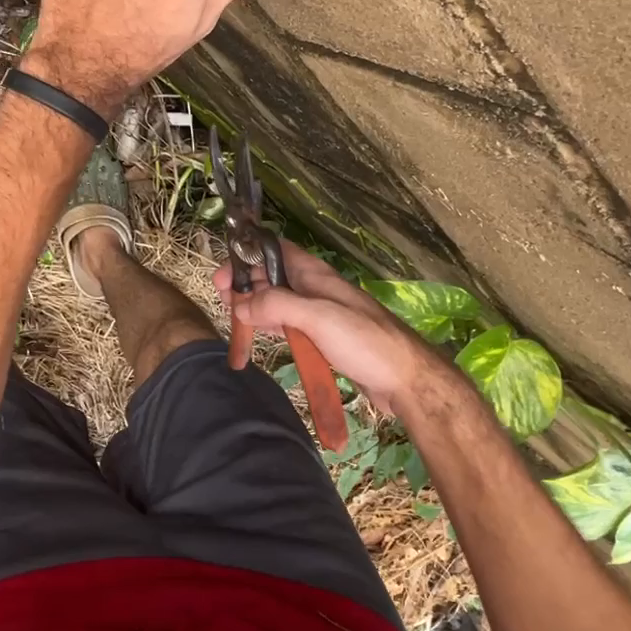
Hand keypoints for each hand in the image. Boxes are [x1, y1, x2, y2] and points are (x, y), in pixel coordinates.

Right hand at [215, 243, 453, 416]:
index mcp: (313, 274)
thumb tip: (241, 305)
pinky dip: (270, 327)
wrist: (407, 380)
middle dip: (244, 285)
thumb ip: (276, 305)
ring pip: (277, 302)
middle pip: (270, 276)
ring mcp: (318, 313)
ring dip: (254, 308)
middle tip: (222, 303)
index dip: (246, 257)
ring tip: (234, 322)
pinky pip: (288, 325)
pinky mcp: (322, 337)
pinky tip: (257, 337)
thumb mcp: (317, 317)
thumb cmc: (365, 340)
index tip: (222, 278)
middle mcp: (313, 288)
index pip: (272, 250)